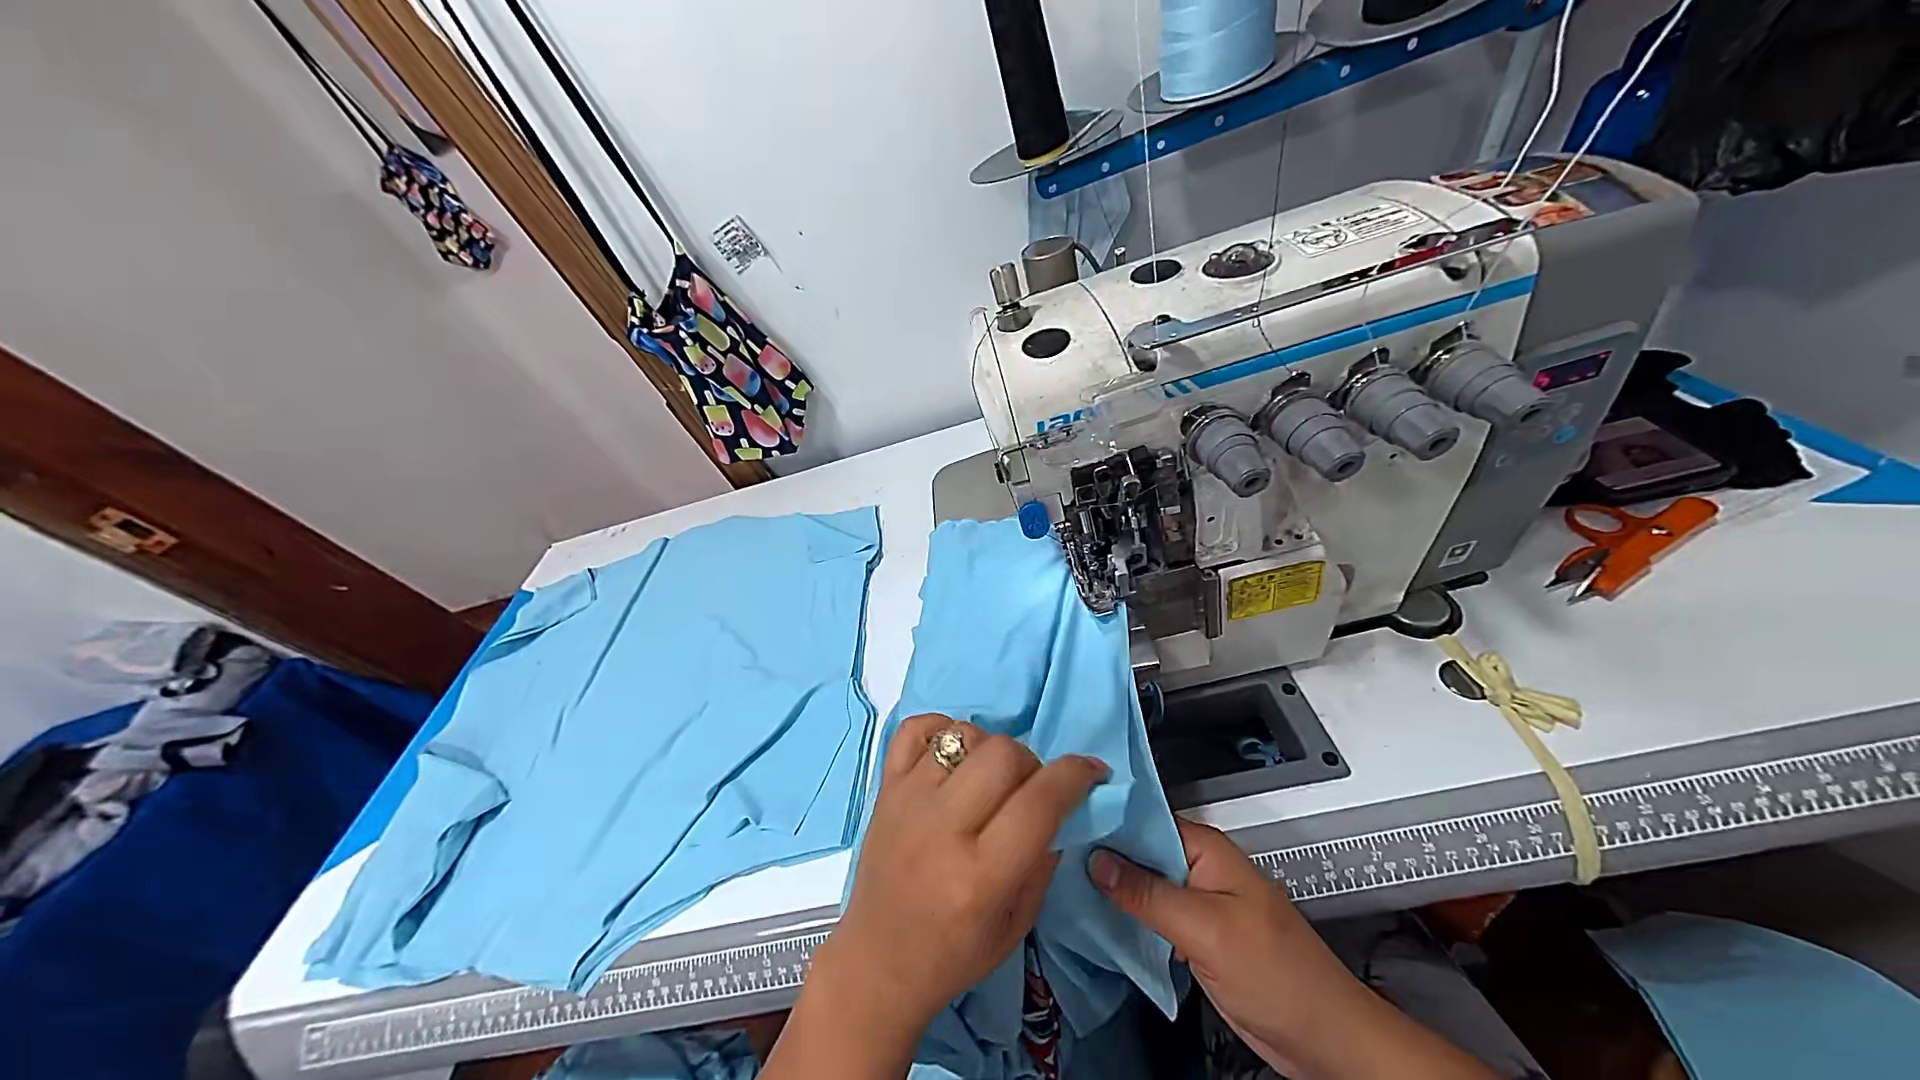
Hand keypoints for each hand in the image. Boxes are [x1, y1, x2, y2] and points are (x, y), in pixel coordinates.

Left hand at [764, 714, 1105, 1079]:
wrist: (878, 961)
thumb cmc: (954, 953)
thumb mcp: (1018, 922)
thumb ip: (1044, 857)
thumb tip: (1063, 801)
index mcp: (980, 876)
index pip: (1039, 801)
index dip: (1075, 775)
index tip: (1091, 771)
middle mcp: (941, 829)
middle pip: (1003, 754)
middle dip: (1031, 763)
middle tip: (1028, 789)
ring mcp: (907, 802)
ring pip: (963, 735)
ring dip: (990, 749)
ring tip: (988, 779)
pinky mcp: (884, 789)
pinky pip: (914, 729)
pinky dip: (940, 729)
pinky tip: (952, 755)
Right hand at [1090, 819, 1496, 1079]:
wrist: (1322, 1039)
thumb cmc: (1277, 975)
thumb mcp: (1206, 930)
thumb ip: (1149, 893)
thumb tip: (1096, 859)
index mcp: (1206, 848)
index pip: (1144, 818)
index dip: (1104, 818)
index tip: (1060, 821)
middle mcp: (1197, 866)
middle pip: (1139, 848)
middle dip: (1100, 852)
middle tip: (1050, 853)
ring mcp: (1194, 900)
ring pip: (1141, 882)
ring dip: (1109, 884)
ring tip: (1059, 879)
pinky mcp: (1192, 932)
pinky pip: (1150, 912)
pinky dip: (1124, 913)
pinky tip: (1092, 914)